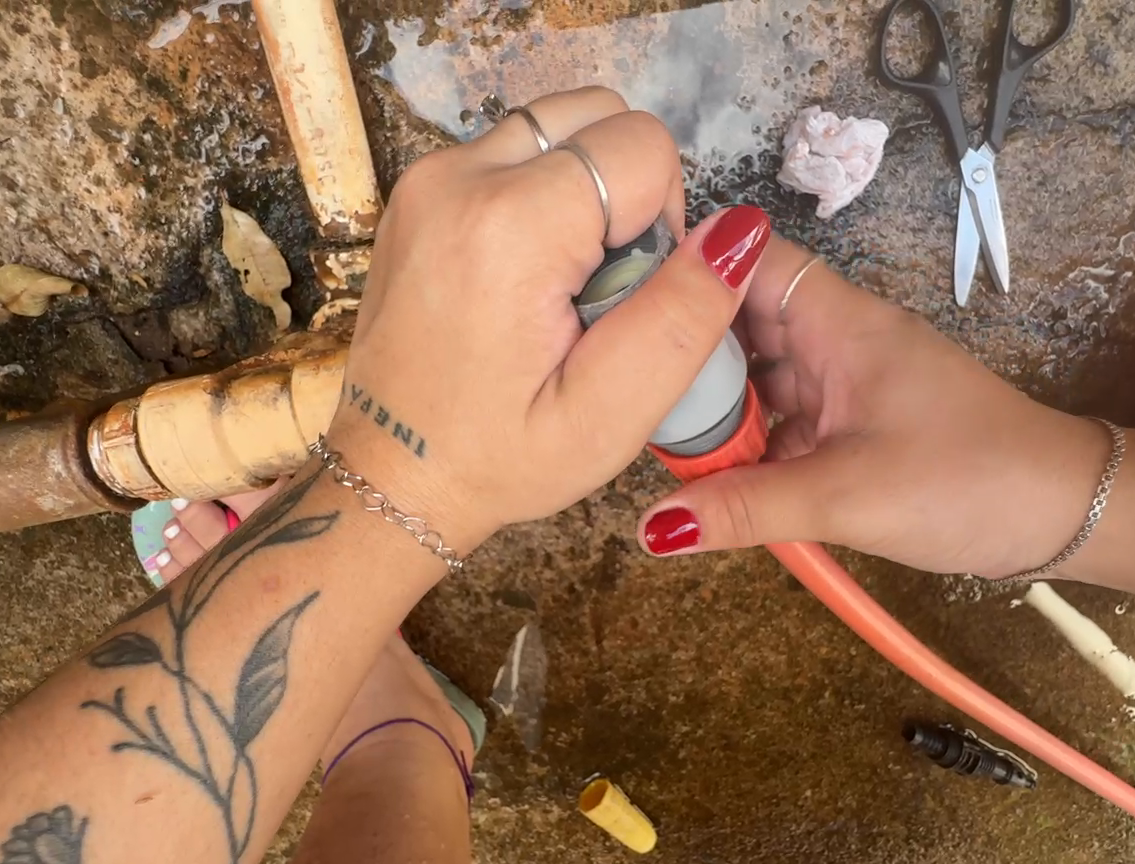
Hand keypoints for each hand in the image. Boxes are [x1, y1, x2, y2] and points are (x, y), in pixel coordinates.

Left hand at [331, 86, 771, 555]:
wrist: (397, 472)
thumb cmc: (499, 458)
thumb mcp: (609, 415)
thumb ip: (681, 318)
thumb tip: (737, 232)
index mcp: (508, 229)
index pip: (642, 147)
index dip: (663, 222)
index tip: (623, 298)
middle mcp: (457, 177)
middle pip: (598, 119)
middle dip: (626, 198)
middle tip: (597, 293)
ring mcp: (430, 179)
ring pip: (558, 131)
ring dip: (587, 197)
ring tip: (562, 289)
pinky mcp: (421, 193)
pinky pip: (515, 157)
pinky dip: (544, 202)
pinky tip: (527, 282)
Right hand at [634, 235, 1110, 579]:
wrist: (1061, 515)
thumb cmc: (962, 482)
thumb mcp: (843, 496)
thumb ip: (746, 508)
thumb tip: (651, 528)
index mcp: (841, 326)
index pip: (753, 264)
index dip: (693, 273)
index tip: (630, 311)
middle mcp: (839, 344)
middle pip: (747, 328)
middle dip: (692, 362)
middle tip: (633, 398)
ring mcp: (848, 387)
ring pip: (764, 382)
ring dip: (722, 413)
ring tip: (662, 442)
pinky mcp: (857, 427)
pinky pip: (788, 424)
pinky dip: (755, 446)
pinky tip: (717, 477)